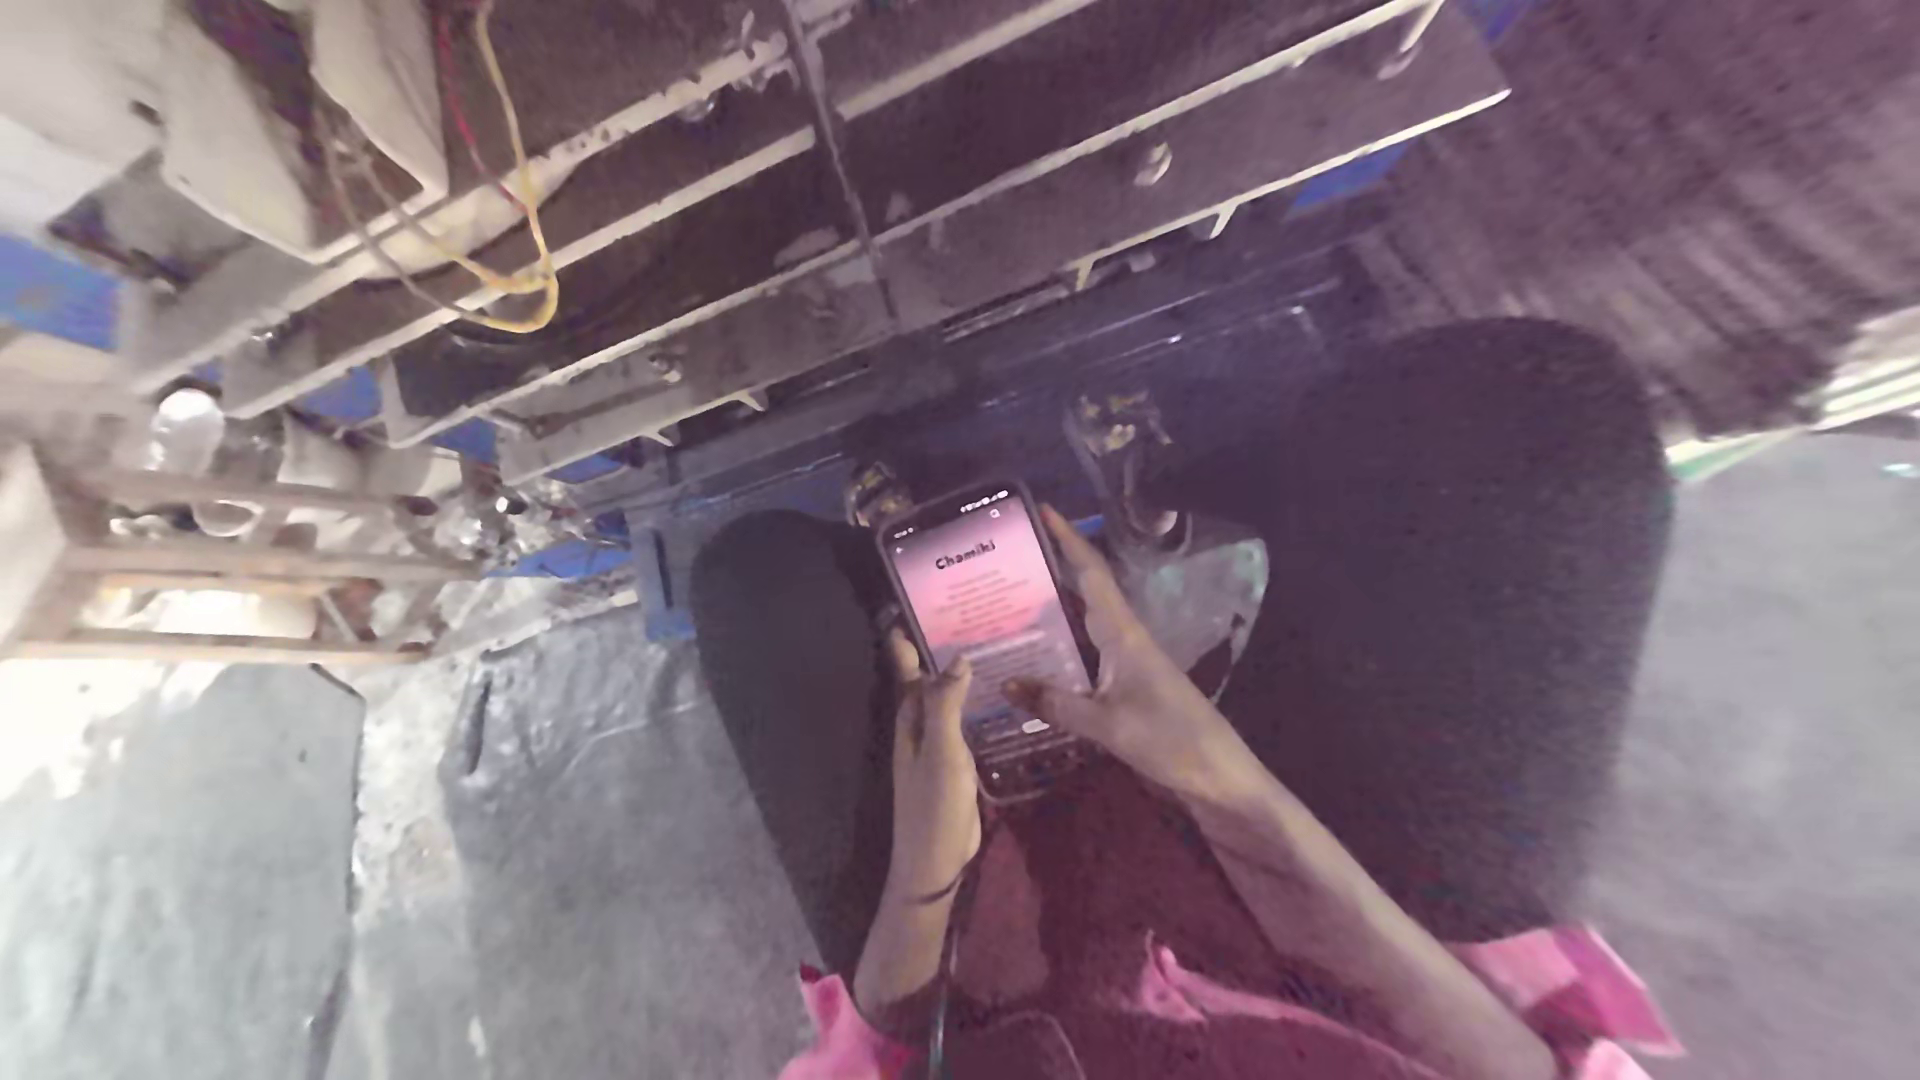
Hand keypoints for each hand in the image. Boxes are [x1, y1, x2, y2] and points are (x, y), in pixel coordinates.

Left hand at [884, 627, 980, 898]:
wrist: (936, 860)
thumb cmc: (933, 804)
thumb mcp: (941, 750)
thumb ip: (946, 703)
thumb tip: (958, 655)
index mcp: (910, 713)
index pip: (904, 662)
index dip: (908, 631)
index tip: (927, 597)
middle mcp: (920, 719)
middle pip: (928, 672)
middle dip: (942, 641)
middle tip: (976, 609)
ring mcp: (938, 737)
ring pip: (948, 692)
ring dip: (961, 668)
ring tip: (994, 639)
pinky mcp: (956, 753)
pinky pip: (964, 714)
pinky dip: (976, 696)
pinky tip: (1001, 688)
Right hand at [1004, 505, 1266, 799]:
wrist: (1222, 777)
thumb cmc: (1172, 740)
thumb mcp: (1108, 725)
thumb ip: (1056, 704)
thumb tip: (1004, 684)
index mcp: (1123, 634)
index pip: (1092, 574)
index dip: (1069, 539)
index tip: (1044, 510)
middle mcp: (1123, 638)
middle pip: (1085, 589)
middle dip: (1051, 566)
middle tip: (1007, 560)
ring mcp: (1126, 660)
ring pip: (1082, 620)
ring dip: (1051, 606)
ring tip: (1008, 601)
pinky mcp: (1126, 683)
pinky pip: (1084, 651)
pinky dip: (1059, 644)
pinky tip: (1035, 656)